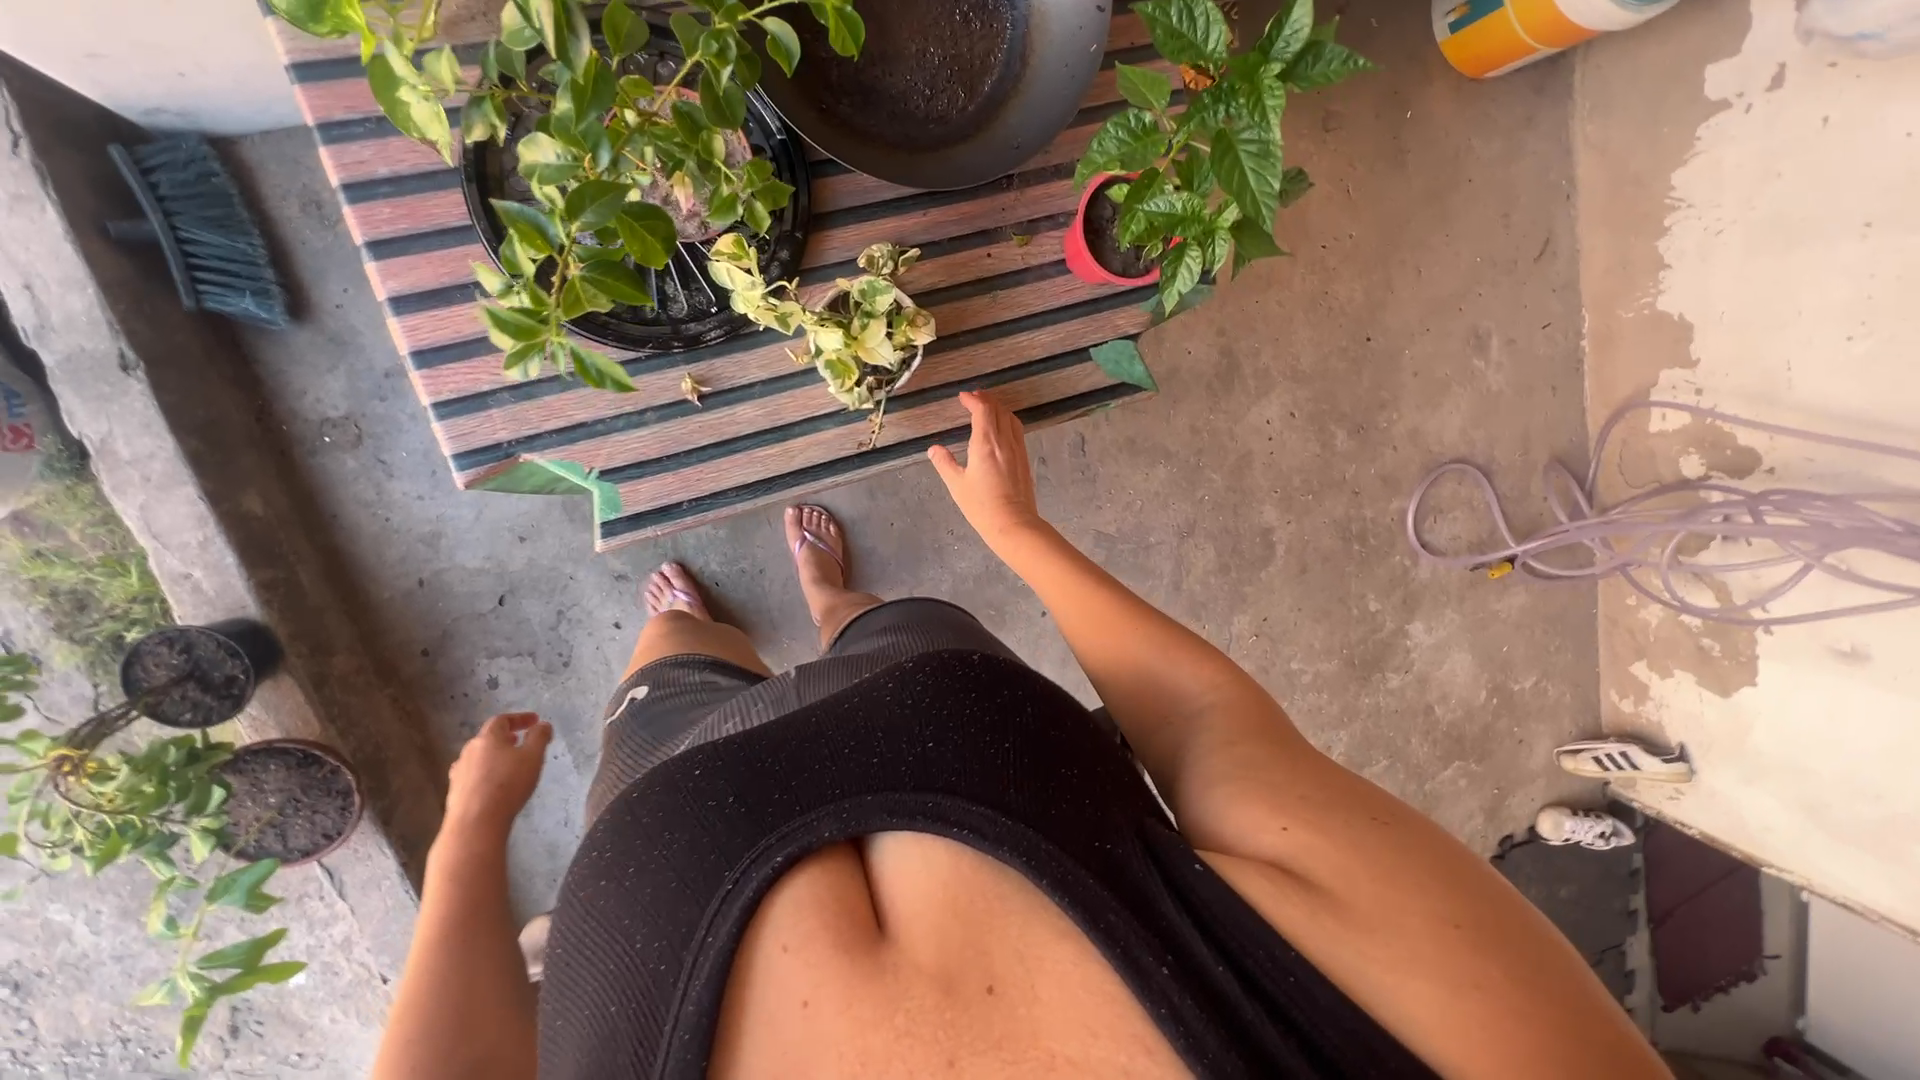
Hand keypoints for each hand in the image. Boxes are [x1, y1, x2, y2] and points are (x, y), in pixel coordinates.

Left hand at [442, 712, 551, 844]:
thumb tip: (542, 724)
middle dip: (506, 737)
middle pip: (488, 738)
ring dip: (494, 756)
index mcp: (488, 739)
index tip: (535, 720)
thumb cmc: (508, 784)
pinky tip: (493, 784)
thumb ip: (539, 737)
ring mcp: (459, 772)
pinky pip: (473, 775)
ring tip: (508, 764)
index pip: (502, 720)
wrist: (475, 822)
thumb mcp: (533, 757)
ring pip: (479, 757)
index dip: (519, 718)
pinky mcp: (455, 791)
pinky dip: (486, 773)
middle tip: (520, 740)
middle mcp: (469, 751)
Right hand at [928, 391, 1045, 544]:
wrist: (1013, 523)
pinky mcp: (1024, 459)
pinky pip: (1017, 430)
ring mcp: (1017, 449)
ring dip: (998, 408)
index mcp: (985, 443)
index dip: (973, 400)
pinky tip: (1002, 427)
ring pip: (1010, 418)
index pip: (982, 410)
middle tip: (974, 397)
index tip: (963, 396)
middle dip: (986, 399)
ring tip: (988, 407)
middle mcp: (1004, 441)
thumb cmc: (982, 506)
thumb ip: (944, 463)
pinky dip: (1007, 421)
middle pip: (998, 410)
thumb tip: (934, 449)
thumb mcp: (957, 485)